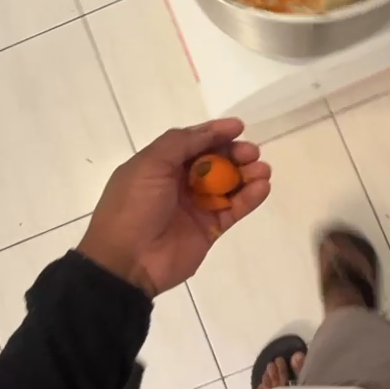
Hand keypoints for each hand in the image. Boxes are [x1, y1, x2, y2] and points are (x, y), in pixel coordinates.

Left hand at [77, 119, 271, 295]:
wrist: (127, 261)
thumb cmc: (133, 206)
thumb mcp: (149, 164)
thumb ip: (181, 143)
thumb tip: (211, 131)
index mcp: (161, 165)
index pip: (193, 142)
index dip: (216, 133)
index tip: (239, 127)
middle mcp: (180, 182)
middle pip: (215, 161)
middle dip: (235, 153)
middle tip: (252, 152)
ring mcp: (196, 206)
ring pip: (228, 184)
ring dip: (247, 174)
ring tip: (262, 170)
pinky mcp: (210, 229)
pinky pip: (234, 209)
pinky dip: (250, 197)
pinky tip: (262, 187)